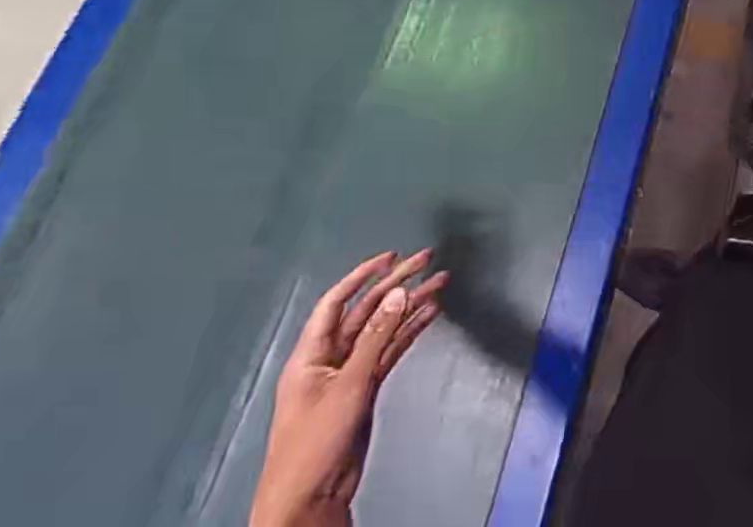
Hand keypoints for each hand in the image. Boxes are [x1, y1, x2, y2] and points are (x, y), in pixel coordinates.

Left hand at [250, 250, 447, 526]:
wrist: (311, 495)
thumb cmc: (315, 440)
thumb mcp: (348, 385)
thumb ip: (376, 338)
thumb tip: (399, 293)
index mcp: (311, 355)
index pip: (336, 303)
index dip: (362, 276)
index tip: (393, 256)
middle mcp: (330, 357)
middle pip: (366, 311)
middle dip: (396, 284)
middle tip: (428, 260)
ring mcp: (350, 371)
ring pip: (384, 327)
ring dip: (410, 304)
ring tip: (441, 281)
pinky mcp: (366, 386)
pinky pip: (392, 348)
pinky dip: (411, 329)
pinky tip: (431, 313)